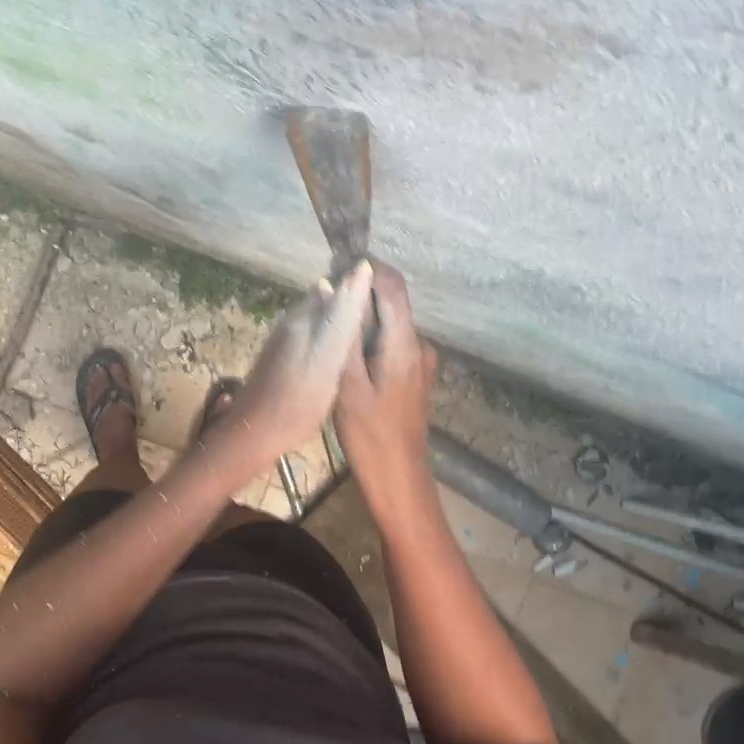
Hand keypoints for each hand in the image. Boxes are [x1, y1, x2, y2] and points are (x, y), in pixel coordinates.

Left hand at [208, 261, 374, 473]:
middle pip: (327, 302)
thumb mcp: (328, 358)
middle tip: (380, 319)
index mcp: (303, 318)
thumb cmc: (298, 400)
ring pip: (318, 321)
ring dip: (339, 323)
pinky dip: (328, 342)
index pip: (337, 287)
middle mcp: (291, 323)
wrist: (254, 433)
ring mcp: (283, 341)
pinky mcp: (280, 359)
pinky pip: (311, 339)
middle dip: (350, 304)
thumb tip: (360, 269)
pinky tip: (340, 358)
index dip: (359, 286)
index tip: (385, 293)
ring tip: (366, 336)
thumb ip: (342, 316)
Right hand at [336, 263, 437, 507]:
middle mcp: (419, 345)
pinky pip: (391, 345)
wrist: (398, 476)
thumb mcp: (347, 384)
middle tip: (323, 306)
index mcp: (404, 344)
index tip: (337, 267)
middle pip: (390, 304)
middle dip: (359, 297)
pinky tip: (347, 361)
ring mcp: (420, 361)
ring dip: (362, 323)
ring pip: (389, 326)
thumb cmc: (369, 434)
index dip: (368, 269)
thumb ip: (343, 335)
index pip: (392, 286)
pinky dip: (370, 343)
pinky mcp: (414, 375)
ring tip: (329, 335)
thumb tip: (333, 290)